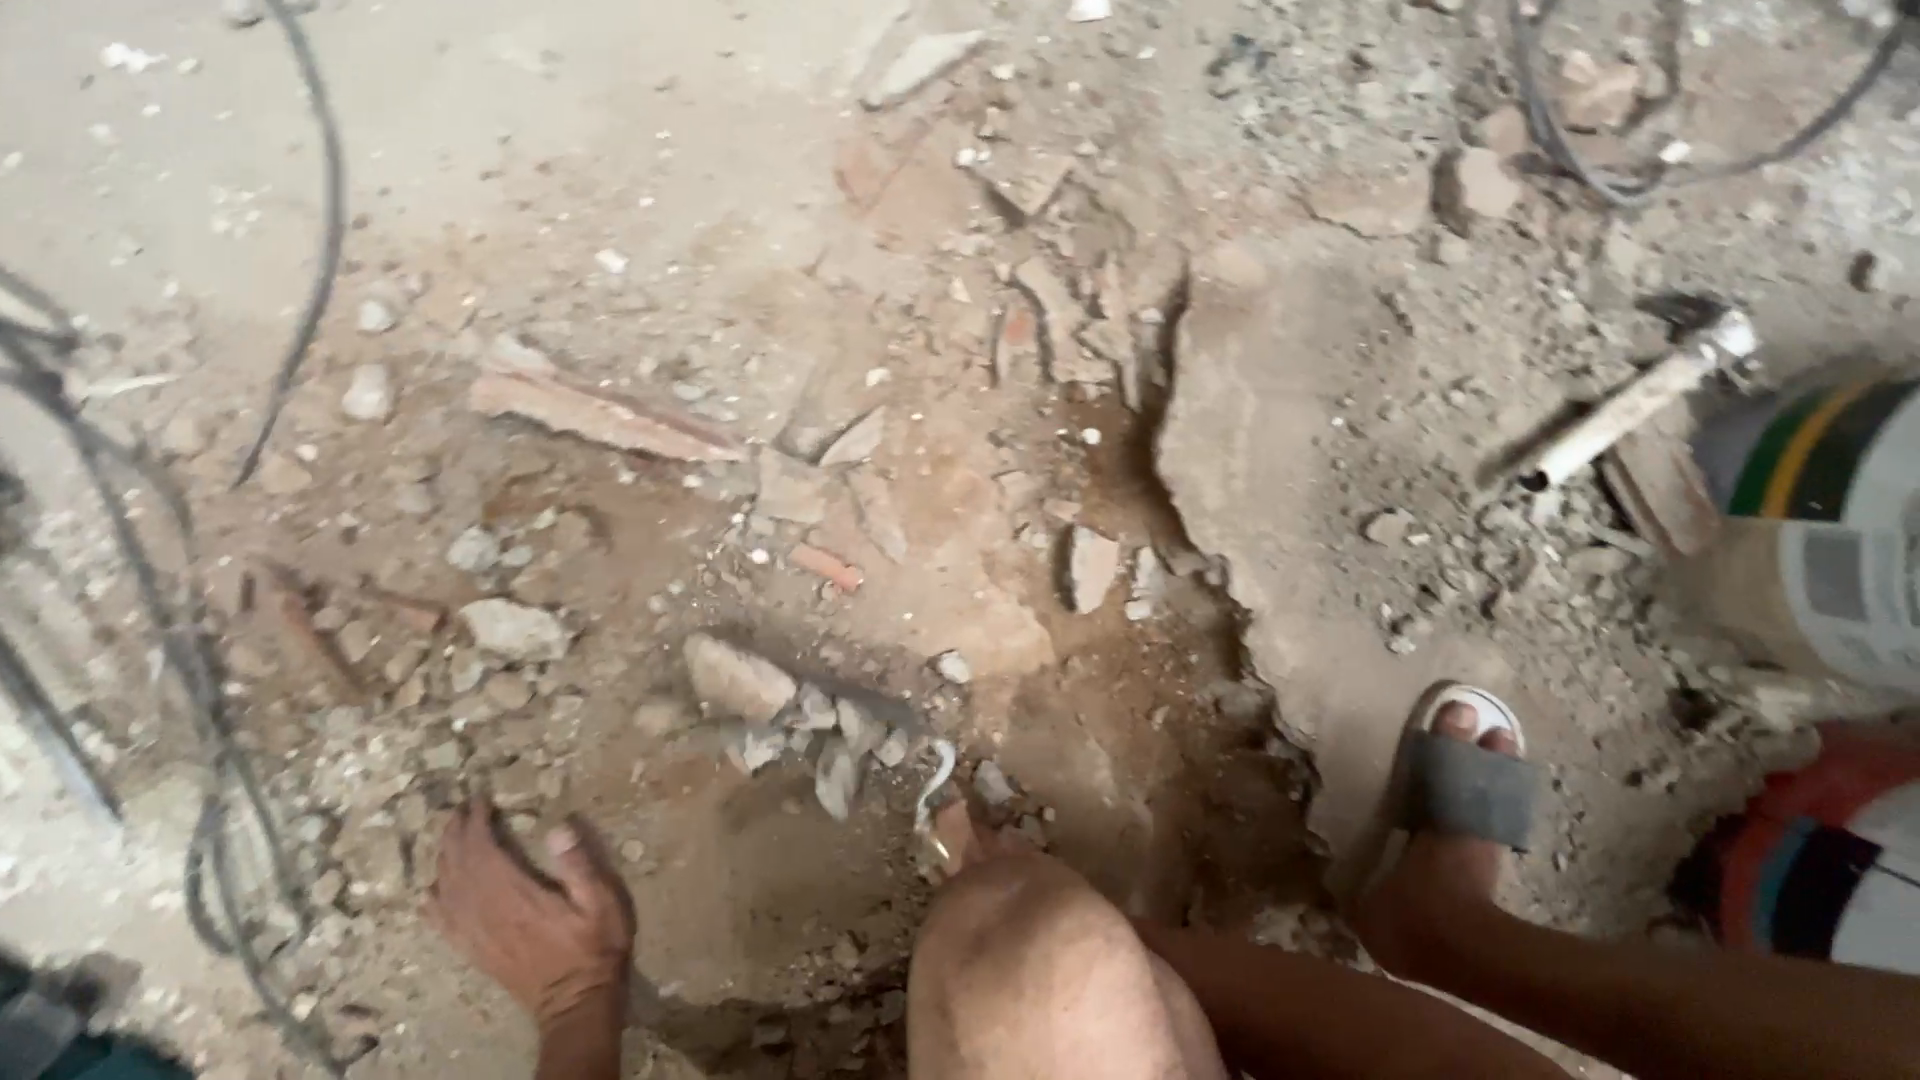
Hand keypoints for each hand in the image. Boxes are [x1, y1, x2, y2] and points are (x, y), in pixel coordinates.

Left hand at [424, 797, 635, 1031]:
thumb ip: (580, 865)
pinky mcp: (475, 951)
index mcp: (518, 897)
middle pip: (460, 867)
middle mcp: (489, 914)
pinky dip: (433, 901)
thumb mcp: (602, 901)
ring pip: (446, 891)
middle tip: (460, 808)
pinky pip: (443, 923)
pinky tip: (431, 890)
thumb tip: (558, 827)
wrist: (576, 1002)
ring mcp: (477, 936)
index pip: (485, 852)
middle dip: (456, 834)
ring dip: (443, 860)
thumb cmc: (595, 948)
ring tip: (448, 836)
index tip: (480, 800)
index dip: (477, 824)